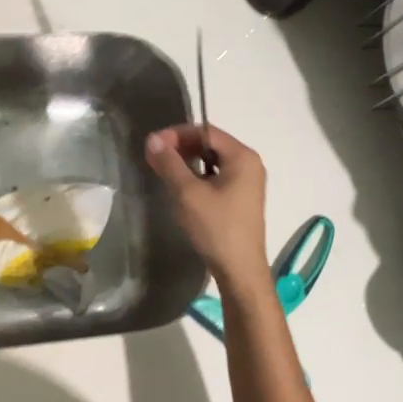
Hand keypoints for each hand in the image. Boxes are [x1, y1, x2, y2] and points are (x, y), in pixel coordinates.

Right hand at [145, 124, 269, 284]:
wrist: (239, 270)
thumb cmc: (216, 228)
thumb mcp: (188, 193)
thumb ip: (169, 163)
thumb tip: (152, 140)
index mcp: (243, 156)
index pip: (206, 131)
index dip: (177, 134)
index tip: (152, 146)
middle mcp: (250, 164)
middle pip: (211, 144)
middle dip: (181, 147)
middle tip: (155, 158)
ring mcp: (248, 182)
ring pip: (213, 161)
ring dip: (188, 162)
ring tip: (165, 172)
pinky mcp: (242, 198)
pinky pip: (217, 176)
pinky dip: (198, 177)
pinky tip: (182, 189)